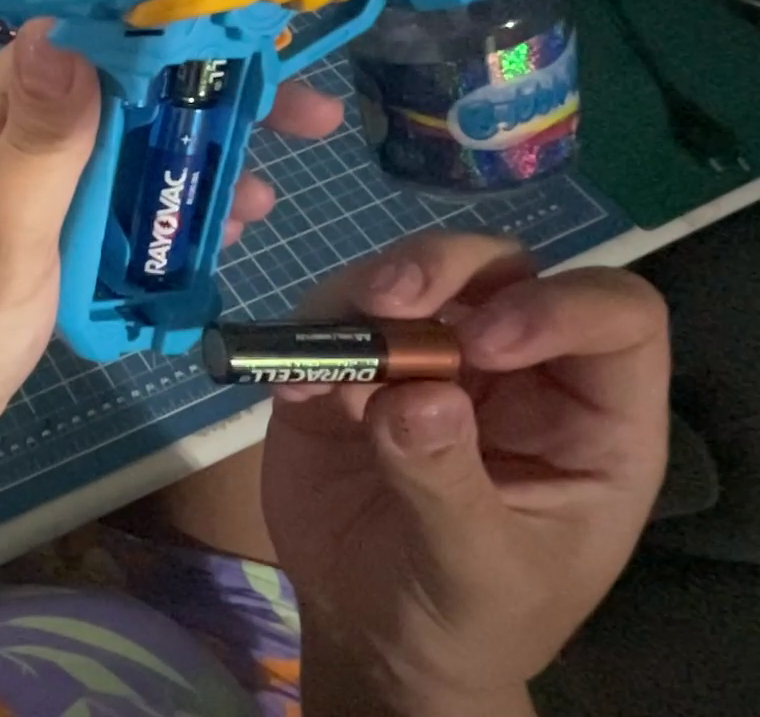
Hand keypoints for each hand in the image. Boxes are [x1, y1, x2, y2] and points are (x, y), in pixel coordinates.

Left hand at [0, 24, 342, 460]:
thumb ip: (36, 140)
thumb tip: (60, 30)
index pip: (68, 47)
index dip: (155, 38)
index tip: (246, 45)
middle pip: (106, 97)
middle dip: (195, 108)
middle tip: (299, 119)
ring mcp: (17, 188)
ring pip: (115, 153)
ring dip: (187, 167)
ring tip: (262, 199)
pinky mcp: (36, 231)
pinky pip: (105, 205)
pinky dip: (157, 213)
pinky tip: (217, 234)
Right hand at [262, 232, 670, 714]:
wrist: (366, 627)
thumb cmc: (463, 614)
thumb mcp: (479, 569)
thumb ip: (449, 484)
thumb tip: (415, 399)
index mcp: (580, 416)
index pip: (608, 320)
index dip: (558, 309)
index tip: (482, 344)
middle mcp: (498, 371)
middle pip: (492, 271)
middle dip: (438, 267)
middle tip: (390, 301)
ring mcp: (409, 366)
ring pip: (393, 281)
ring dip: (356, 292)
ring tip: (324, 342)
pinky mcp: (334, 377)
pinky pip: (315, 330)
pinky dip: (295, 343)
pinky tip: (287, 388)